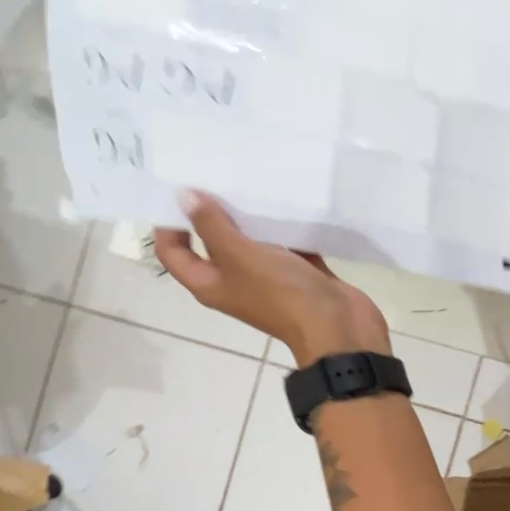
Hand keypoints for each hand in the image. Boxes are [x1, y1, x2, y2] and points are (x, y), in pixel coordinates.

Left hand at [153, 190, 389, 364]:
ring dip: (256, 222)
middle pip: (216, 245)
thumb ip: (212, 224)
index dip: (168, 225)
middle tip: (219, 181)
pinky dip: (293, 233)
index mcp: (212, 283)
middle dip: (216, 216)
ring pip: (257, 246)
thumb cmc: (284, 295)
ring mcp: (274, 281)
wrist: (341, 329)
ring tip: (255, 188)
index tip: (180, 194)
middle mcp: (238, 282)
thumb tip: (184, 195)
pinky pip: (293, 250)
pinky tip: (295, 209)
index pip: (173, 252)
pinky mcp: (305, 278)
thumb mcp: (240, 255)